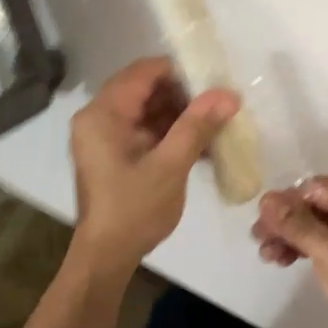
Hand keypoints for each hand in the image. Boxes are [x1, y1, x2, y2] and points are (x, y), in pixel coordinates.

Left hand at [70, 58, 239, 273]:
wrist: (106, 255)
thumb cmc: (134, 209)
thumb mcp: (170, 166)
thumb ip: (197, 125)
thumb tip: (229, 94)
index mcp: (103, 114)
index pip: (143, 72)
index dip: (179, 72)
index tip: (213, 83)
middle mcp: (98, 117)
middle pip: (145, 89)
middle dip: (183, 95)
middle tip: (219, 106)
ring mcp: (104, 136)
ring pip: (147, 109)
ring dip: (180, 115)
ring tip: (215, 126)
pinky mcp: (113, 153)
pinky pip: (144, 129)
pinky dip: (170, 133)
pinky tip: (200, 145)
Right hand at [253, 177, 327, 327]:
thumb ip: (299, 226)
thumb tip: (266, 200)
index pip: (316, 188)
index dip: (287, 202)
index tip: (263, 221)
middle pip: (309, 203)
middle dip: (283, 220)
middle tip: (258, 237)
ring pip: (307, 221)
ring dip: (285, 234)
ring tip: (266, 253)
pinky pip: (313, 237)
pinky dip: (295, 245)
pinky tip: (278, 258)